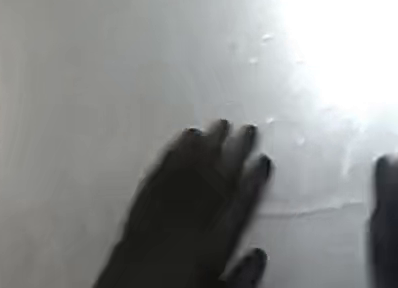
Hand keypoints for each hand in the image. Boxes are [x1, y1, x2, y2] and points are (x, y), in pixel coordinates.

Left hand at [94, 121, 272, 287]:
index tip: (264, 159)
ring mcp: (157, 221)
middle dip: (233, 153)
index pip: (238, 208)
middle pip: (214, 182)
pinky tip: (178, 142)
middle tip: (248, 128)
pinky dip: (168, 159)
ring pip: (186, 176)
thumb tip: (260, 252)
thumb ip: (239, 280)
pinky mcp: (133, 221)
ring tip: (217, 125)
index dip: (254, 181)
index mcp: (208, 251)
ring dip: (203, 149)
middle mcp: (184, 229)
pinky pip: (154, 183)